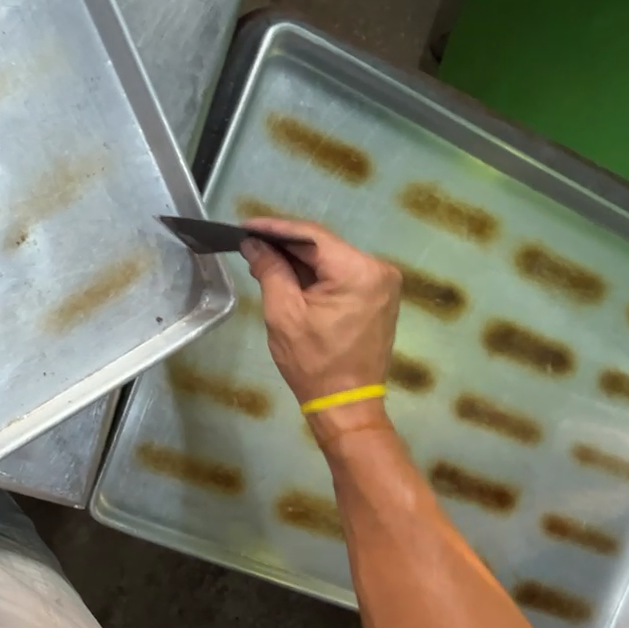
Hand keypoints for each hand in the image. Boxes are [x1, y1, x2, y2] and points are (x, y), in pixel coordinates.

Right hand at [239, 216, 400, 417]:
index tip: (245, 225)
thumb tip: (254, 244)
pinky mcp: (378, 296)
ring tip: (262, 257)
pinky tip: (288, 274)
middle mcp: (379, 269)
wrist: (345, 402)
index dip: (275, 229)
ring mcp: (382, 282)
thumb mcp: (283, 314)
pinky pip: (341, 274)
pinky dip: (314, 274)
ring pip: (331, 259)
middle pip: (323, 246)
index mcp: (359, 271)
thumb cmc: (312, 361)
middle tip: (249, 242)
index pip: (312, 236)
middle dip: (285, 244)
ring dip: (298, 259)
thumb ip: (270, 271)